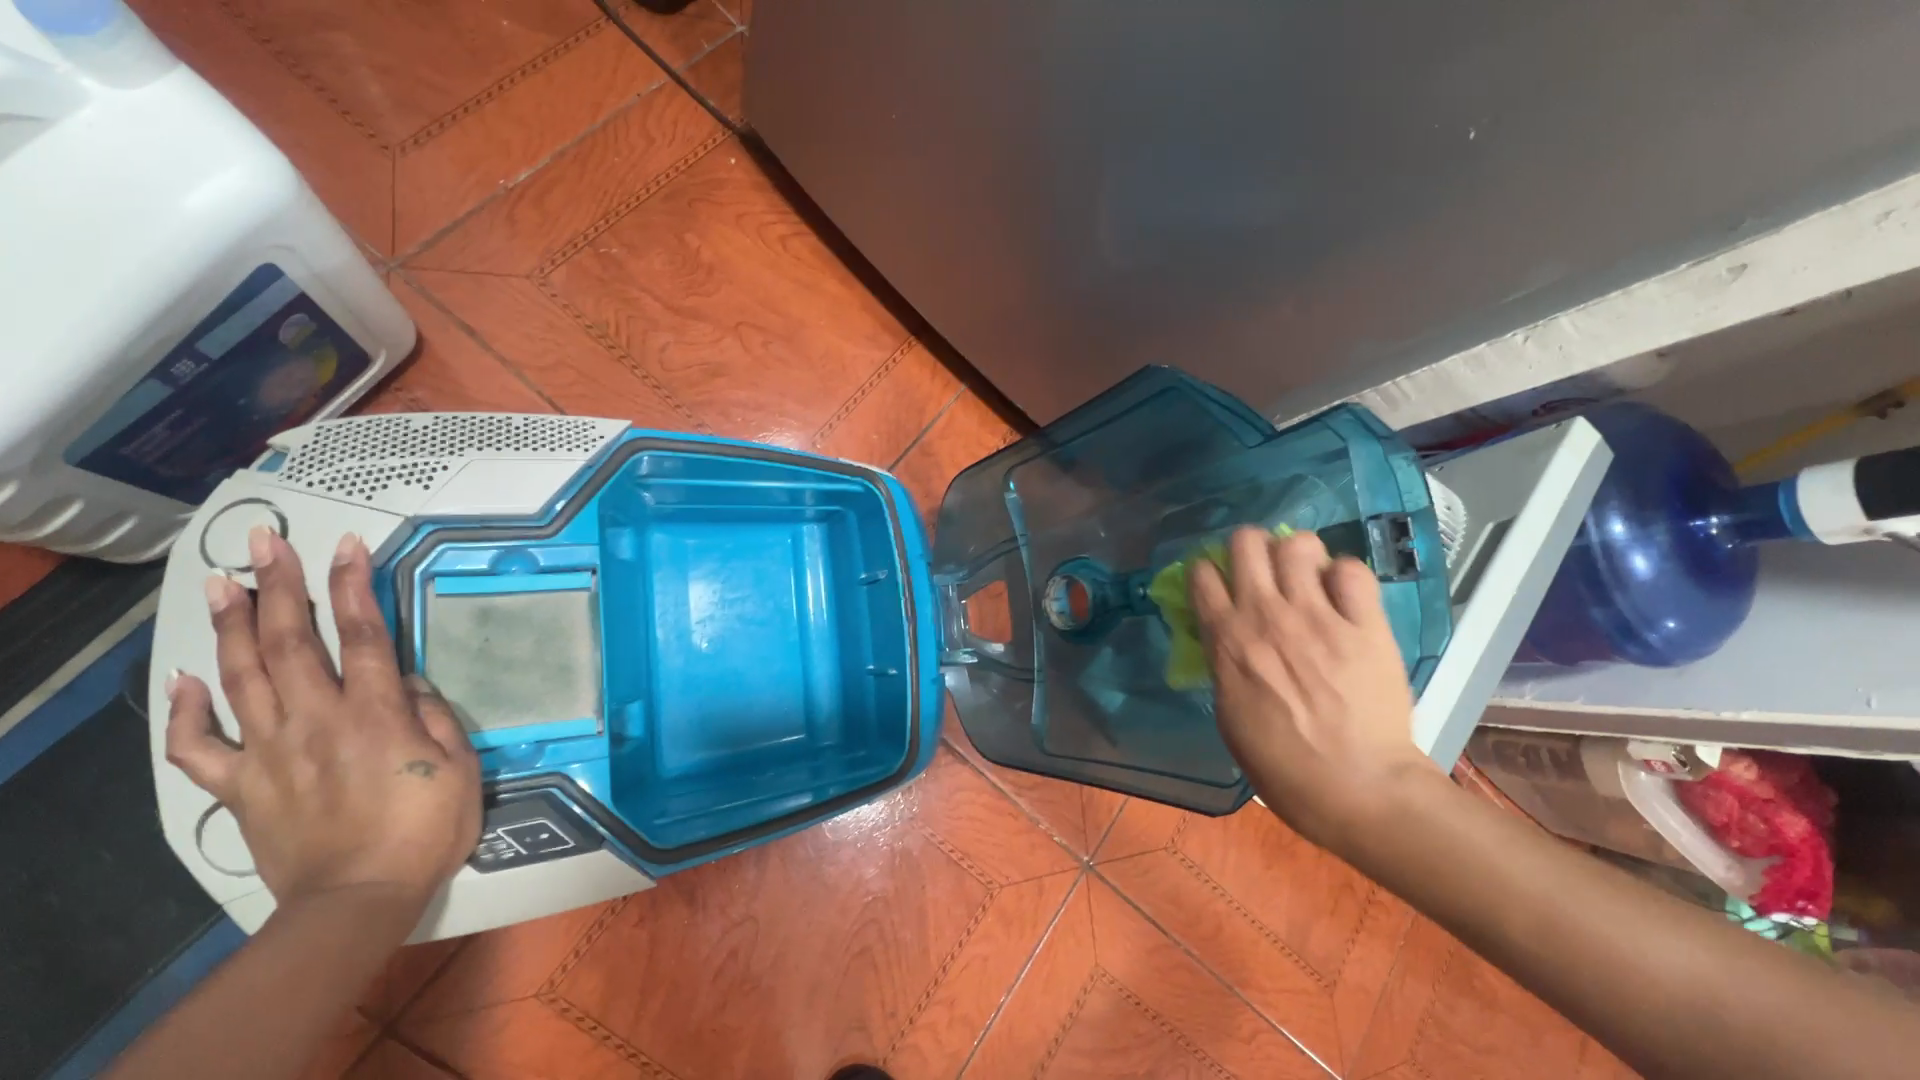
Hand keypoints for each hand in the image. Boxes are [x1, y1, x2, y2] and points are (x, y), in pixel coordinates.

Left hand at [164, 527, 480, 916]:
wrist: (358, 900)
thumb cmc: (424, 832)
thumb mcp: (459, 769)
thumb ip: (435, 718)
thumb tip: (409, 685)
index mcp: (376, 713)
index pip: (364, 634)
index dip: (354, 586)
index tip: (347, 546)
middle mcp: (317, 719)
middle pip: (291, 641)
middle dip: (280, 586)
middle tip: (266, 543)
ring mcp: (270, 751)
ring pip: (241, 676)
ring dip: (231, 625)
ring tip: (222, 583)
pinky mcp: (240, 785)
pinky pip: (198, 745)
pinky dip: (184, 710)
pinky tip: (184, 678)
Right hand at [1190, 528, 1437, 847]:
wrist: (1356, 787)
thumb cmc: (1281, 766)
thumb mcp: (1229, 715)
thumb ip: (1225, 665)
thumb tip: (1227, 641)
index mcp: (1227, 640)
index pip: (1202, 573)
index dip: (1209, 574)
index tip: (1220, 587)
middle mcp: (1267, 615)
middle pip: (1247, 541)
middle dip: (1251, 550)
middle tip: (1263, 573)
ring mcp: (1319, 616)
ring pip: (1298, 544)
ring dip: (1298, 556)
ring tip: (1306, 579)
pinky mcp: (1365, 625)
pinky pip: (1352, 571)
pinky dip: (1345, 577)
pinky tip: (1345, 597)